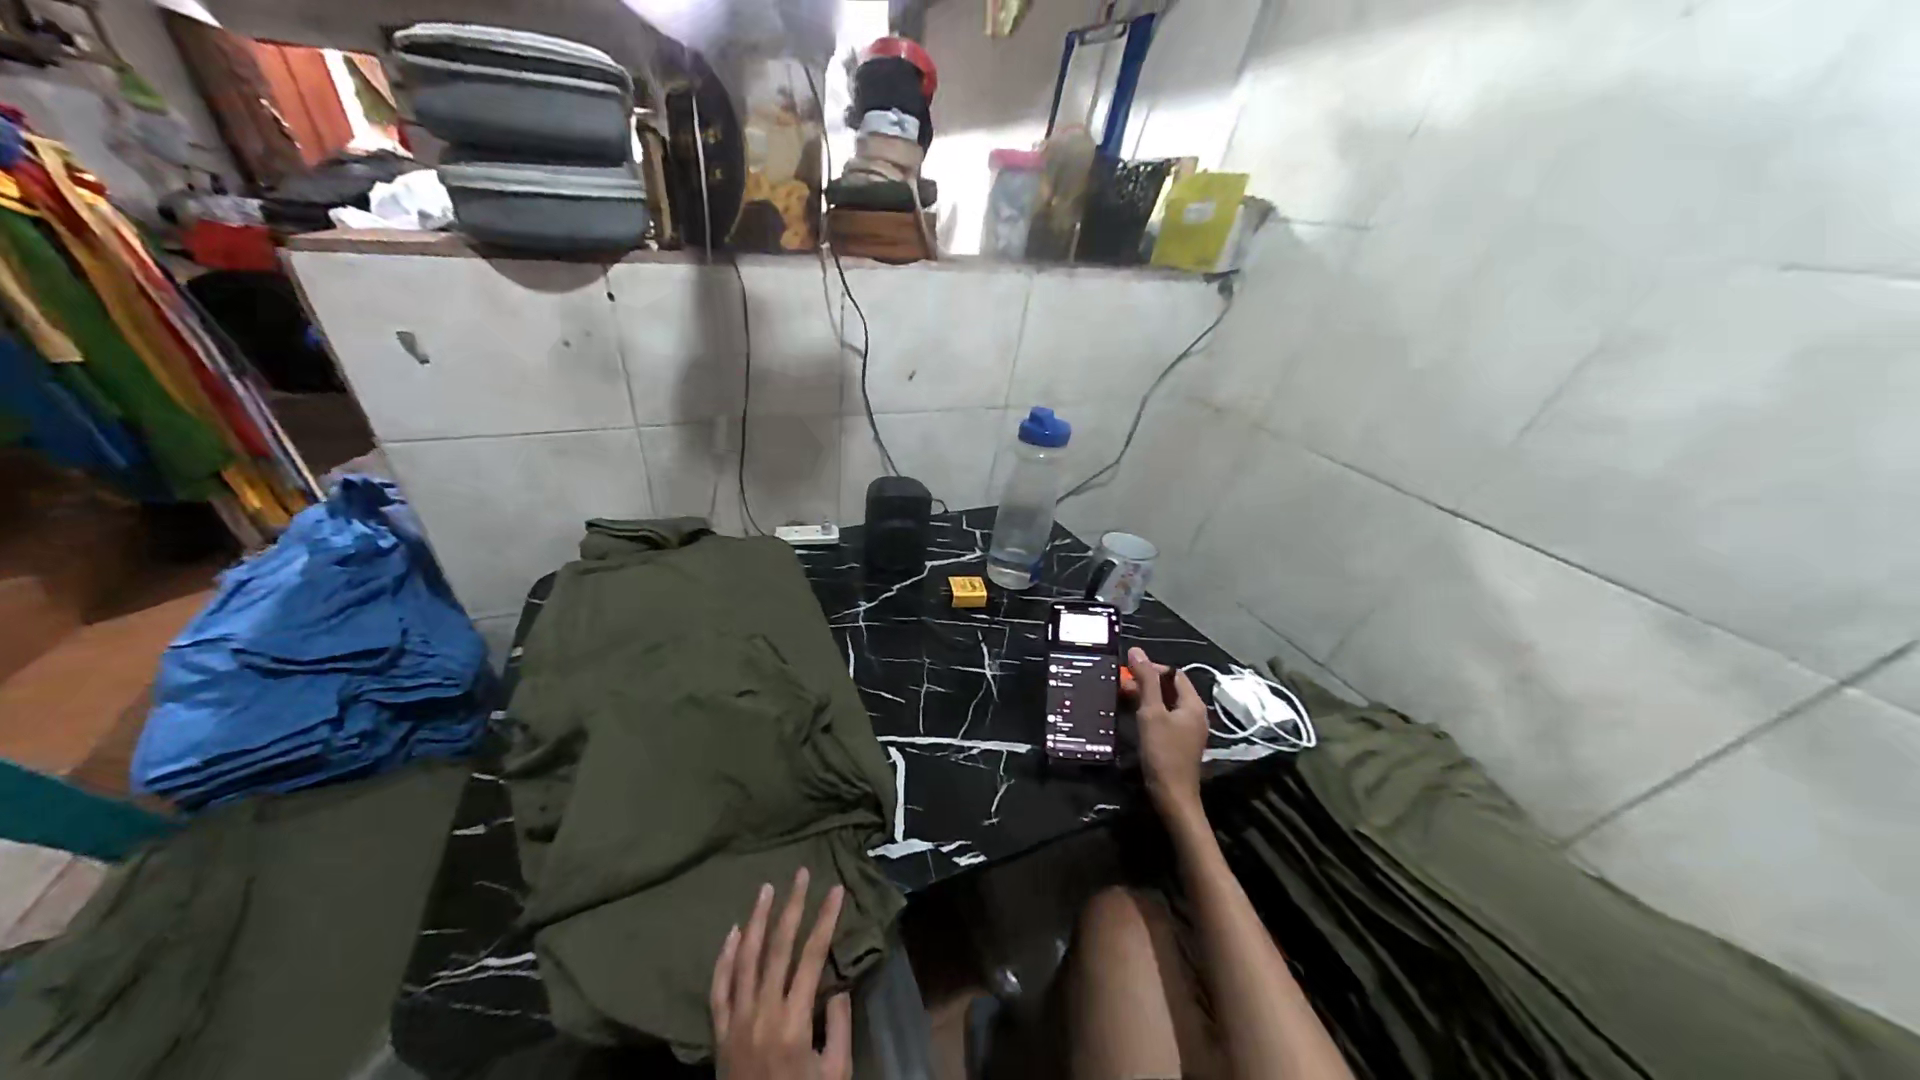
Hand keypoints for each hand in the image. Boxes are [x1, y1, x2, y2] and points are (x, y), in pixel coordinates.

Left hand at [710, 869, 851, 1079]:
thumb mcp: (835, 1074)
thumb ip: (839, 1028)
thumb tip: (836, 989)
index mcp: (794, 1021)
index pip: (812, 956)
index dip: (825, 919)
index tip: (836, 889)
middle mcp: (762, 1012)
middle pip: (777, 947)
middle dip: (792, 906)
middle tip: (800, 873)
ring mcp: (736, 1020)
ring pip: (744, 958)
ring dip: (756, 919)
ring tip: (766, 888)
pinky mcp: (719, 1032)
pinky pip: (718, 987)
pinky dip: (724, 956)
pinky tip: (732, 931)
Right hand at [1128, 647, 1207, 820]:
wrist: (1172, 796)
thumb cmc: (1163, 752)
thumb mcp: (1151, 713)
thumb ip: (1146, 681)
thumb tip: (1137, 651)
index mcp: (1193, 704)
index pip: (1175, 674)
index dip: (1153, 668)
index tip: (1130, 672)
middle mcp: (1194, 714)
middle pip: (1170, 688)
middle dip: (1146, 683)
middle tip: (1122, 685)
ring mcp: (1188, 730)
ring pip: (1165, 704)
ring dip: (1145, 698)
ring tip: (1122, 698)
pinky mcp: (1178, 742)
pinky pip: (1164, 718)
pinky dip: (1149, 713)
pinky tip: (1132, 717)